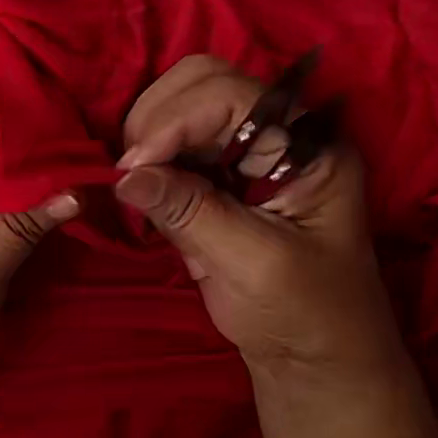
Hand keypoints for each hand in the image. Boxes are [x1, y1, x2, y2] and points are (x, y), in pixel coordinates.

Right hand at [113, 56, 400, 375]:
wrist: (312, 356)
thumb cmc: (307, 313)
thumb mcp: (255, 265)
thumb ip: (192, 213)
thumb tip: (125, 177)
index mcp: (307, 144)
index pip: (231, 94)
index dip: (175, 120)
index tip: (134, 168)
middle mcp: (276, 133)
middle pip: (200, 82)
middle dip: (155, 119)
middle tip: (131, 171)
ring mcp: (243, 151)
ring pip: (176, 107)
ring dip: (146, 139)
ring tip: (138, 187)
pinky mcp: (214, 174)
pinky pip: (167, 145)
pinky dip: (146, 162)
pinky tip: (144, 195)